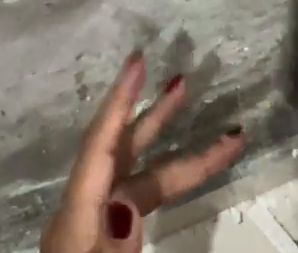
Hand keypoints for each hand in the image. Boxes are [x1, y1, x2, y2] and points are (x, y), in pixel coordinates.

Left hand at [40, 52, 245, 252]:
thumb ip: (115, 240)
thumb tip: (128, 210)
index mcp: (76, 220)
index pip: (99, 148)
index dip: (119, 102)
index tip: (138, 62)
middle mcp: (83, 215)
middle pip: (120, 152)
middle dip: (153, 115)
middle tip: (183, 79)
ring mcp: (96, 228)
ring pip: (140, 178)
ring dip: (178, 152)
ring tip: (222, 132)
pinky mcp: (109, 242)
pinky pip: (142, 201)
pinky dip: (170, 184)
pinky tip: (193, 171)